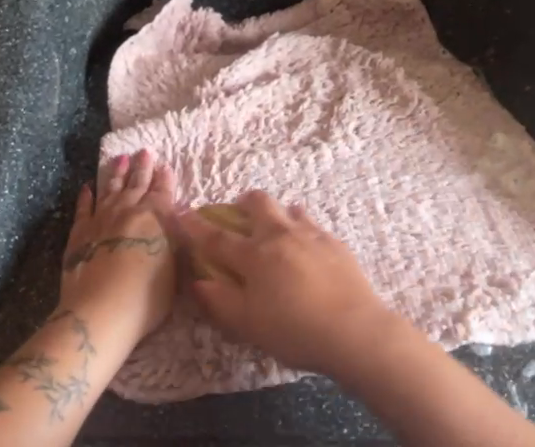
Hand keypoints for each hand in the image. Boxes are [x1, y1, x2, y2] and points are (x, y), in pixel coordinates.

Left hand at [61, 150, 177, 338]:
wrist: (100, 312)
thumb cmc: (146, 297)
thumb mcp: (174, 270)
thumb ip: (173, 242)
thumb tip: (174, 224)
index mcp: (155, 217)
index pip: (163, 192)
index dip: (165, 179)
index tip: (165, 165)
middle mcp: (128, 210)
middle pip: (137, 184)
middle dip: (142, 167)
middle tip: (144, 151)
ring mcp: (101, 219)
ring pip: (111, 189)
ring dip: (117, 174)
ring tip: (121, 158)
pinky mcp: (79, 233)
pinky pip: (84, 208)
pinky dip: (86, 196)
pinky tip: (87, 187)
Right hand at [172, 190, 406, 380]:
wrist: (355, 331)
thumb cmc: (295, 331)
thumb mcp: (248, 325)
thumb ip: (219, 301)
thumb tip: (197, 281)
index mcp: (254, 256)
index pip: (216, 237)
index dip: (195, 225)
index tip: (180, 211)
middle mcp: (280, 235)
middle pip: (257, 203)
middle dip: (243, 203)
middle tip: (239, 215)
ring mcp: (311, 235)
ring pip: (288, 209)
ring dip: (277, 215)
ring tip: (277, 234)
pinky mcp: (335, 243)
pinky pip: (313, 225)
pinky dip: (302, 230)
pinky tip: (307, 251)